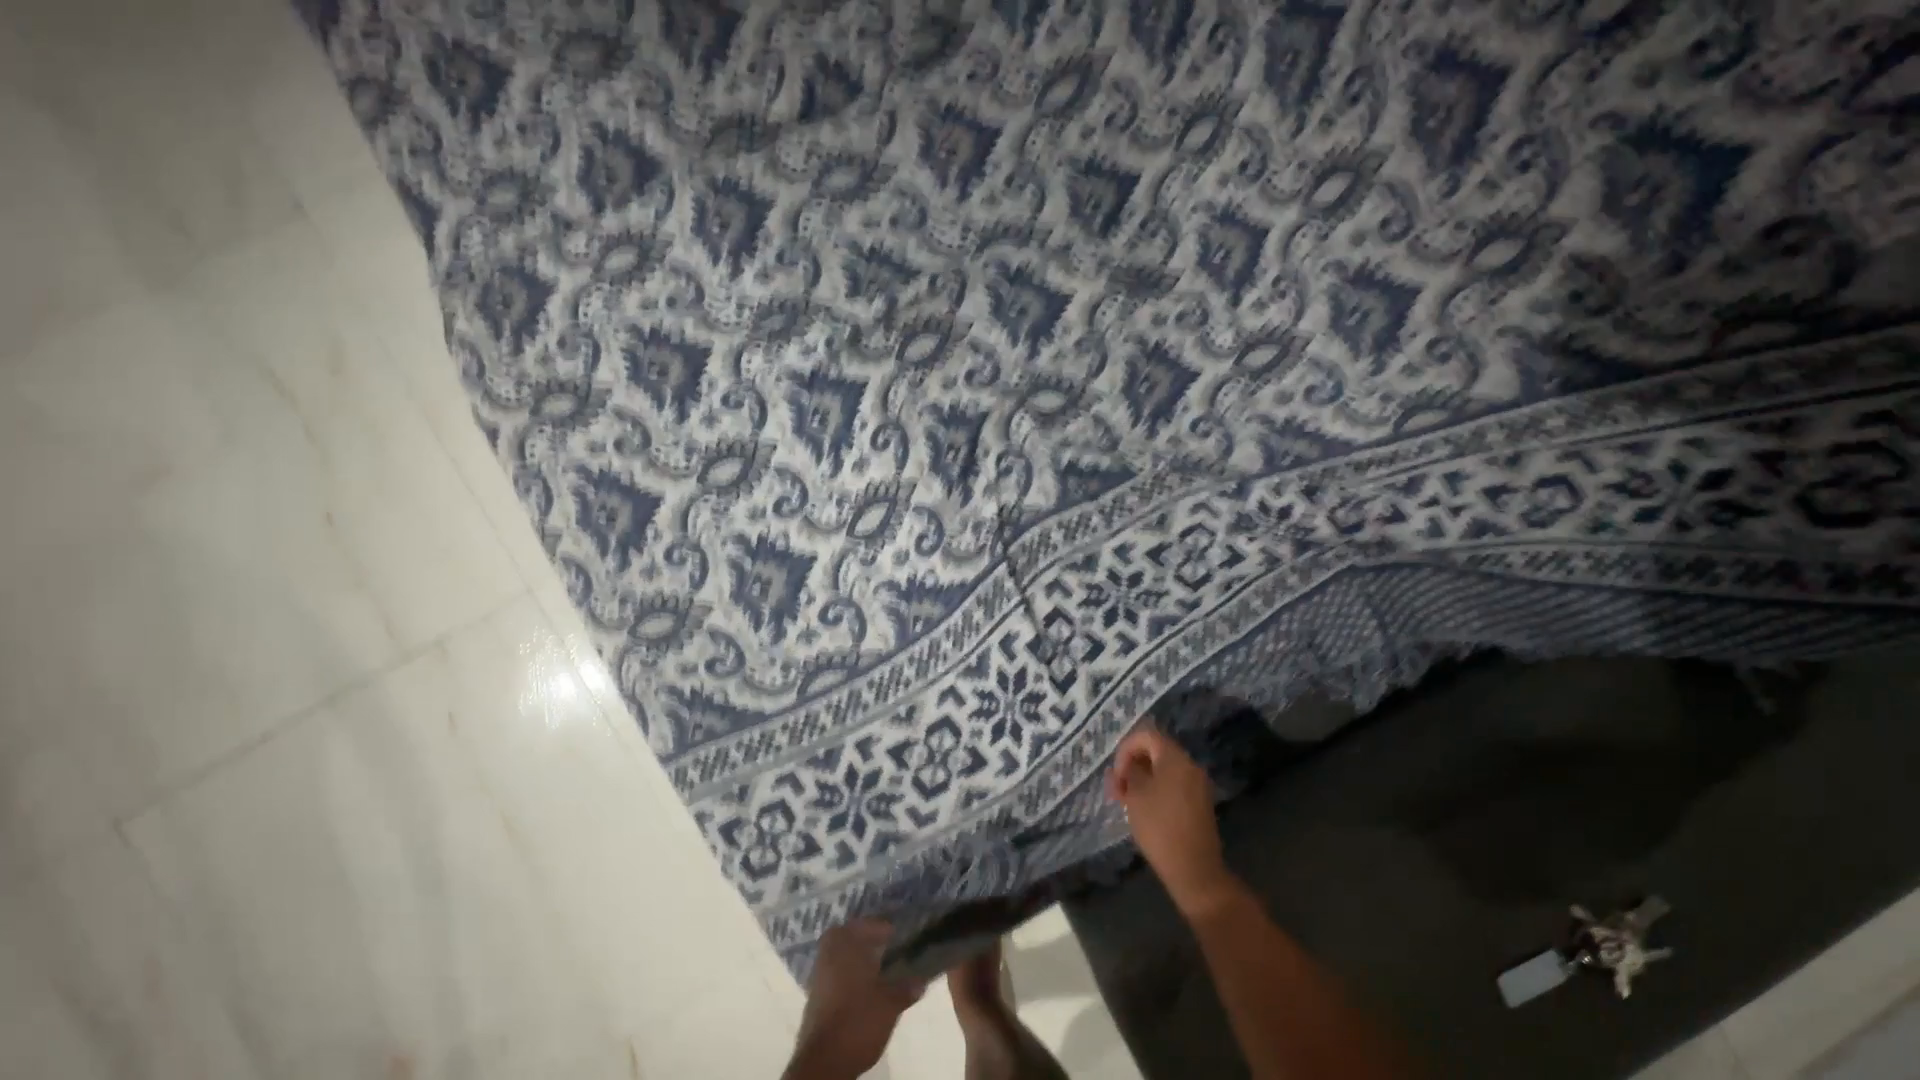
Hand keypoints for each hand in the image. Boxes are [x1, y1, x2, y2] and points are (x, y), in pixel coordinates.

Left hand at [787, 919, 922, 1079]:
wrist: (824, 1062)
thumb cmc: (857, 1021)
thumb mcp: (889, 1004)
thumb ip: (904, 989)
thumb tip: (921, 980)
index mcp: (843, 951)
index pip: (858, 926)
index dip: (876, 926)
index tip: (893, 931)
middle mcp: (827, 961)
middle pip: (841, 938)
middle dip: (860, 938)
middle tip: (882, 944)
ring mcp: (818, 982)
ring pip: (836, 958)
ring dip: (854, 959)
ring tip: (878, 968)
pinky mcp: (816, 1003)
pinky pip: (833, 978)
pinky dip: (848, 977)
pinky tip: (865, 990)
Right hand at [1106, 724, 1235, 916]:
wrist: (1194, 868)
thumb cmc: (1159, 826)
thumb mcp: (1135, 796)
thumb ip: (1128, 773)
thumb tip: (1128, 766)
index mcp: (1175, 758)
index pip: (1147, 735)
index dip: (1125, 749)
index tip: (1116, 774)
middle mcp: (1190, 765)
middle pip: (1156, 751)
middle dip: (1132, 765)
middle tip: (1116, 789)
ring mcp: (1197, 785)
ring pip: (1164, 770)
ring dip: (1142, 779)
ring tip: (1126, 802)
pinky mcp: (1199, 803)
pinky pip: (1174, 785)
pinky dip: (1156, 790)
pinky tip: (1143, 810)